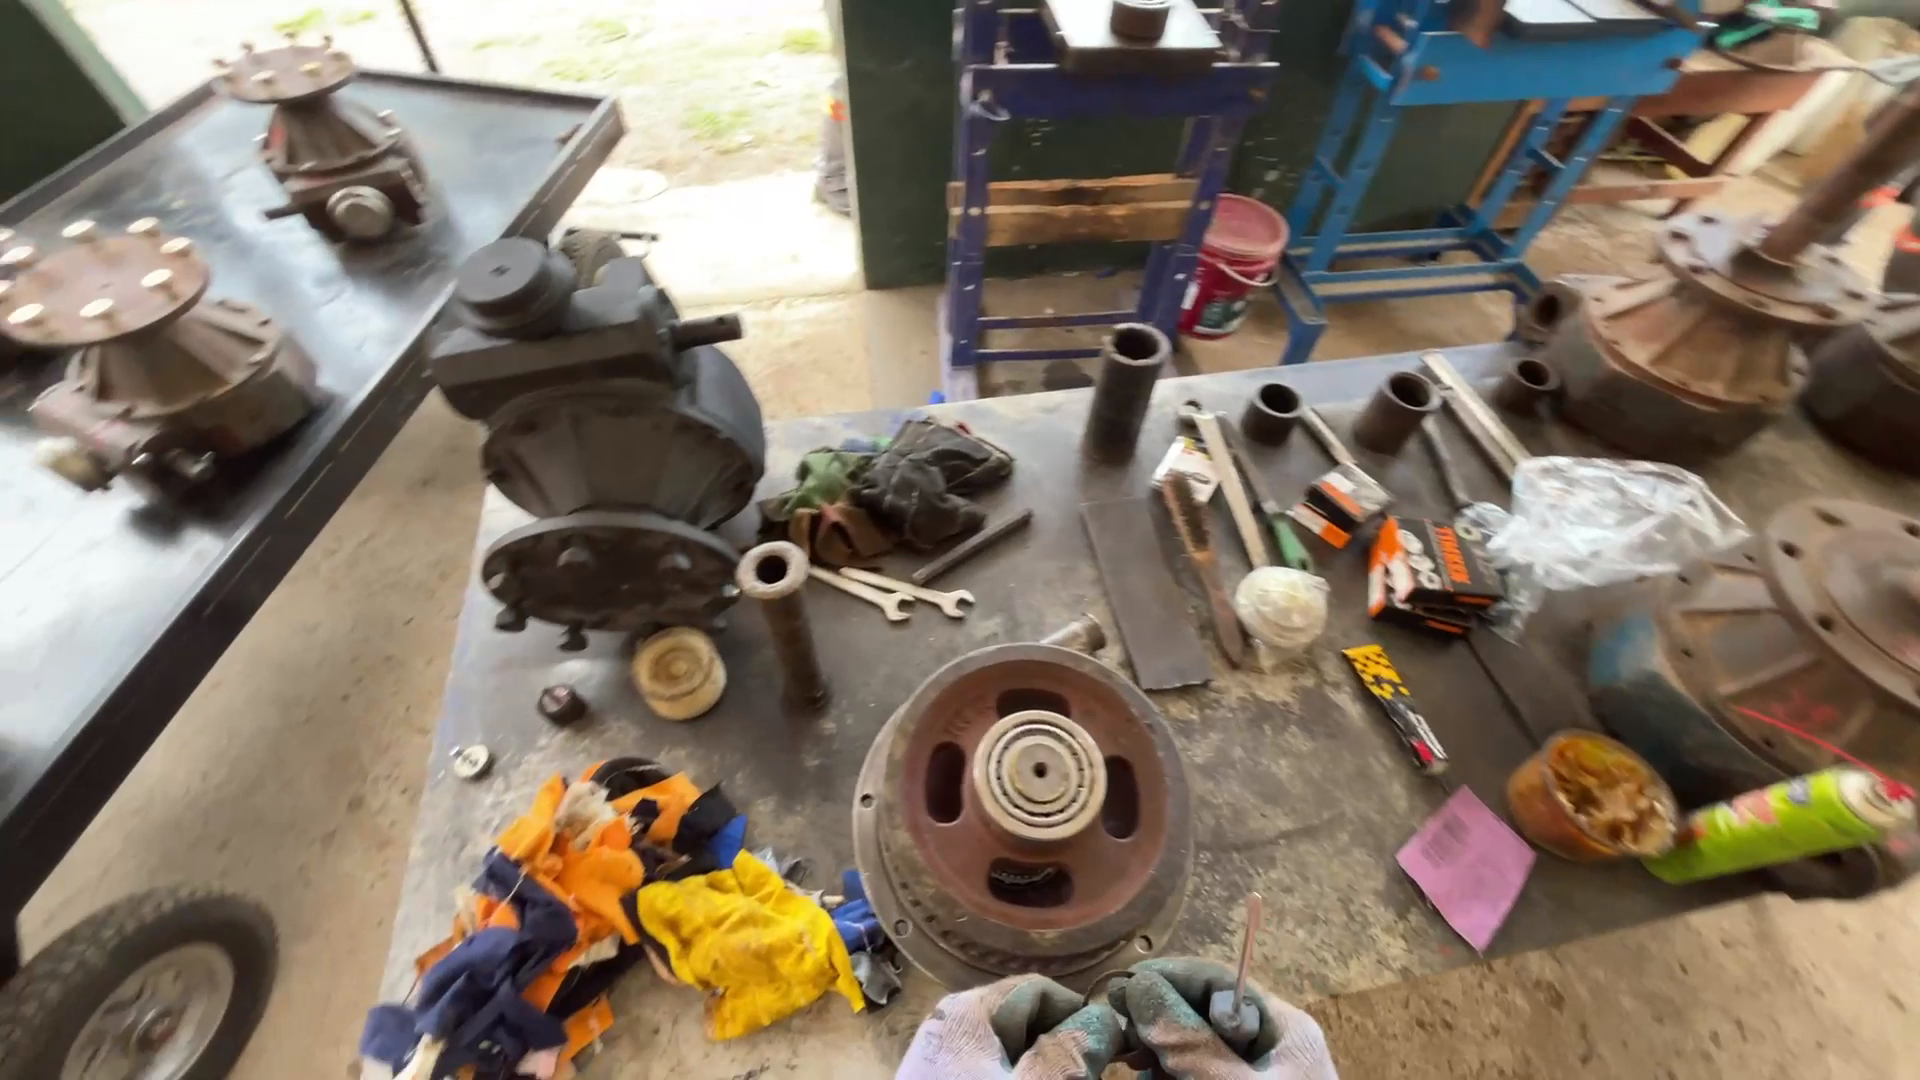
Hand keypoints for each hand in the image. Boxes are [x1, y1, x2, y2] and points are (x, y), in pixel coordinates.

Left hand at [895, 975, 1123, 1079]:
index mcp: (968, 1011)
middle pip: (1026, 1024)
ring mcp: (945, 1067)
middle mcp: (952, 1028)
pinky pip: (992, 1077)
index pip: (1039, 991)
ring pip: (1014, 1059)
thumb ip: (1069, 1054)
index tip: (1111, 1058)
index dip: (1079, 1018)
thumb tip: (1105, 1019)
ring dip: (1047, 1076)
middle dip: (1062, 1055)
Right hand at [1109, 959, 1337, 1079]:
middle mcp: (1272, 1050)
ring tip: (1131, 1067)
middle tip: (1120, 1039)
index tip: (1120, 992)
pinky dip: (1170, 1079)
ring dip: (1160, 1057)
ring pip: (1195, 1051)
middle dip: (1159, 1024)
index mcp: (1284, 1032)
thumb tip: (1138, 986)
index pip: (1217, 981)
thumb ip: (1188, 1043)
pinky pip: (1198, 1079)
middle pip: (1202, 1014)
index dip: (1166, 979)